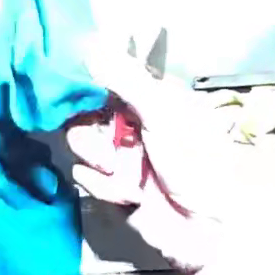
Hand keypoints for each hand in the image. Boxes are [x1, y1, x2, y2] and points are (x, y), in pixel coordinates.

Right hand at [66, 45, 274, 274]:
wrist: (206, 228)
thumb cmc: (194, 161)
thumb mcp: (163, 113)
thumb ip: (126, 80)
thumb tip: (91, 46)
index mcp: (150, 95)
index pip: (108, 74)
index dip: (87, 77)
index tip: (68, 78)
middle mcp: (131, 120)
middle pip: (86, 108)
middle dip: (88, 124)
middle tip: (103, 137)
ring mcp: (119, 152)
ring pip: (80, 141)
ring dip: (96, 155)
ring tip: (116, 170)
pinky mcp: (109, 184)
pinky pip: (85, 174)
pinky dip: (101, 184)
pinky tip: (122, 192)